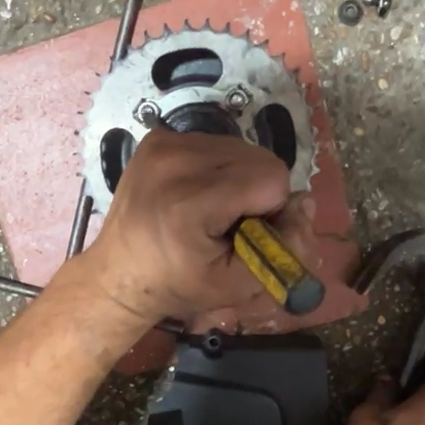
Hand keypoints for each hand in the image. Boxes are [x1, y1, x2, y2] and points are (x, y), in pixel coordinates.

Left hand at [71, 129, 300, 323]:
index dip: (272, 210)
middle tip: (233, 225)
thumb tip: (306, 205)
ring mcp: (164, 145)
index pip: (272, 178)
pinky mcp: (157, 139)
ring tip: (213, 211)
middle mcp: (176, 161)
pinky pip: (214, 143)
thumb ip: (283, 249)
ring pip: (240, 148)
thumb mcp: (237, 285)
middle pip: (260, 159)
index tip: (249, 234)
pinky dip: (216, 168)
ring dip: (240, 178)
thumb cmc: (177, 284)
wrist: (119, 273)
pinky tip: (197, 195)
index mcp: (192, 201)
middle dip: (259, 193)